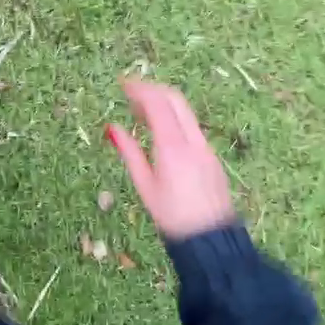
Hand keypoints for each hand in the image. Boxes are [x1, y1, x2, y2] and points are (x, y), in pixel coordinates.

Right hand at [107, 80, 236, 239]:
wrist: (211, 239)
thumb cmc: (171, 216)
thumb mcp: (144, 185)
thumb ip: (129, 152)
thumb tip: (113, 128)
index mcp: (172, 147)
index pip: (157, 104)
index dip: (139, 89)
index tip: (122, 84)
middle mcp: (193, 141)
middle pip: (175, 99)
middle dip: (152, 89)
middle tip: (131, 92)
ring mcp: (205, 147)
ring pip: (185, 111)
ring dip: (163, 103)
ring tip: (140, 111)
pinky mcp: (211, 156)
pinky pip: (191, 126)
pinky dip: (173, 118)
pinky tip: (159, 130)